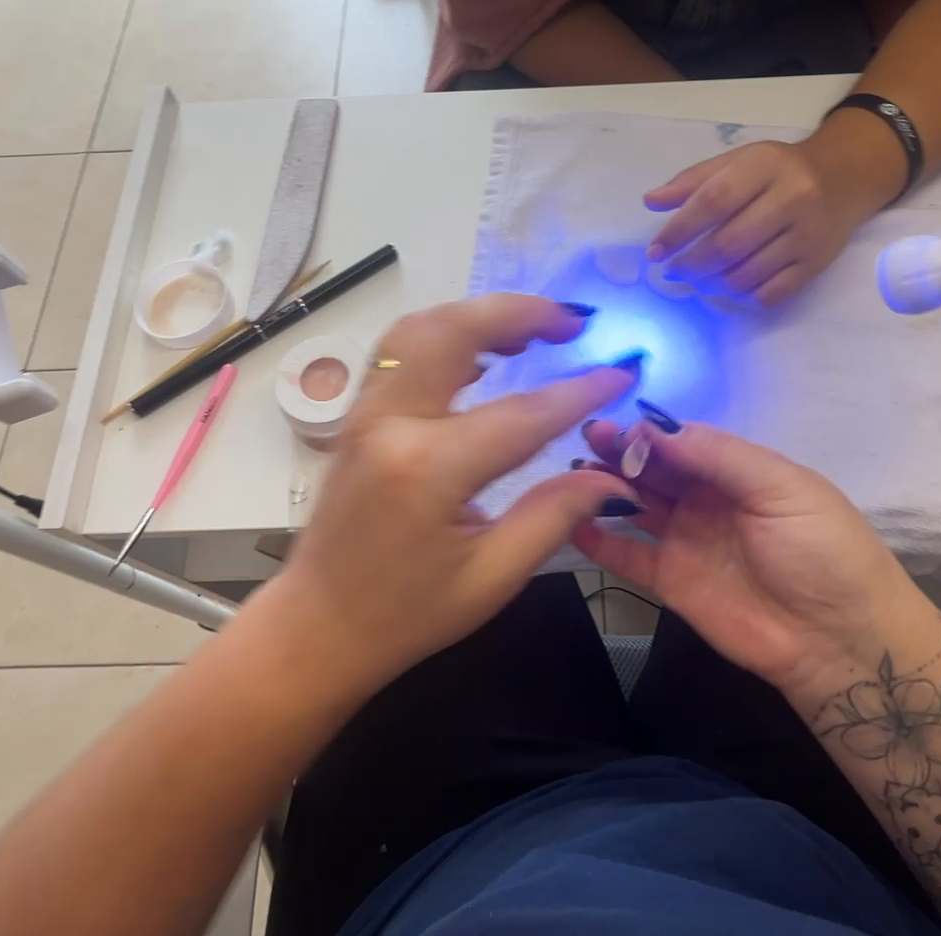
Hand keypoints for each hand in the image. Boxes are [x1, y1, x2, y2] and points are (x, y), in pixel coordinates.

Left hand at [260, 295, 640, 690]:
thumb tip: (614, 479)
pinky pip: (401, 351)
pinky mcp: (355, 417)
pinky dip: (447, 334)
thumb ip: (555, 515)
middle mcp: (390, 424)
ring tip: (534, 329)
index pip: (521, 414)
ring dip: (479, 315)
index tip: (622, 372)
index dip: (579, 391)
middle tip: (574, 321)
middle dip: (519, 313)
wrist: (319, 626)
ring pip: (420, 329)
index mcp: (428, 469)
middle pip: (454, 331)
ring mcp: (364, 413)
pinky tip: (483, 353)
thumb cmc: (408, 615)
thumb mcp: (493, 576)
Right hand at [571, 414, 915, 696]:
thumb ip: (719, 456)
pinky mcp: (670, 582)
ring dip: (606, 488)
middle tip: (587, 440)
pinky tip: (573, 523)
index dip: (650, 433)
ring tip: (573, 476)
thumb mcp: (782, 489)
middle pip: (655, 469)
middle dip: (622, 453)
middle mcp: (707, 500)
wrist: (838, 640)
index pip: (683, 442)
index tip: (616, 425)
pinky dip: (600, 541)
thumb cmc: (822, 551)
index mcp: (738, 471)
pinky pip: (628, 557)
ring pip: (636, 506)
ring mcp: (686, 540)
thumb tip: (654, 426)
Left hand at [644, 118, 905, 306]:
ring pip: (746, 274)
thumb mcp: (737, 161)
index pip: (713, 202)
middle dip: (691, 265)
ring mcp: (806, 235)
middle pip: (727, 245)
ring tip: (699, 279)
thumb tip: (651, 201)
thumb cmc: (778, 171)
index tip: (655, 252)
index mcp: (765, 167)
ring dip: (713, 284)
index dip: (679, 231)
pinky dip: (744, 297)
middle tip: (673, 271)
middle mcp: (792, 199)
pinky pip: (771, 294)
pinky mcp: (816, 264)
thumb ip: (693, 181)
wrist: (844, 178)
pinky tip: (731, 288)